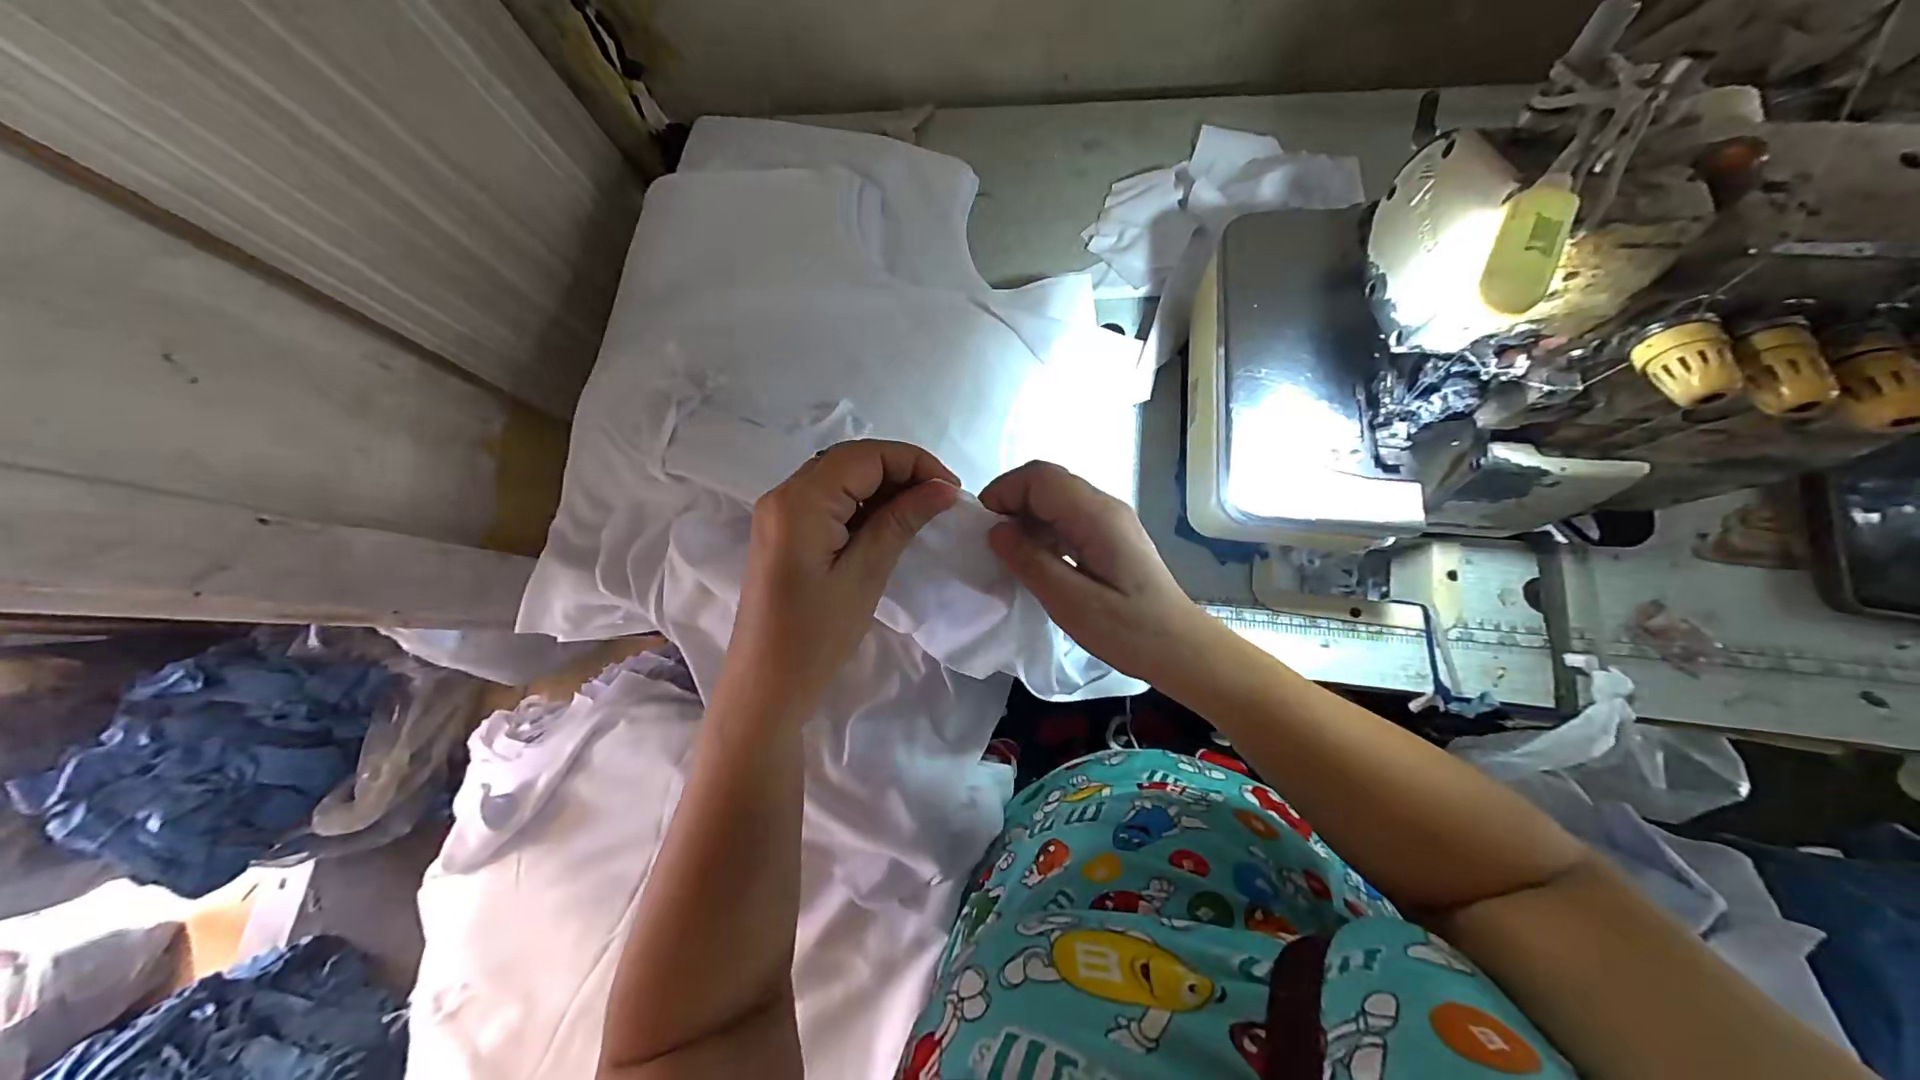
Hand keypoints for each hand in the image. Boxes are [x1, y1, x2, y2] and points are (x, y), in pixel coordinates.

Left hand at [723, 440, 959, 712]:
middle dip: (899, 470)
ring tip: (921, 510)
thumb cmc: (815, 636)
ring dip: (882, 486)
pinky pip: (826, 501)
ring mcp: (778, 514)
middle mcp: (783, 495)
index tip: (950, 488)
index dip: (913, 462)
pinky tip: (888, 522)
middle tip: (939, 498)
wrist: (766, 686)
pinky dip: (861, 504)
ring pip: (839, 478)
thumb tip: (941, 487)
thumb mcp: (864, 575)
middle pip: (849, 460)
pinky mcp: (783, 533)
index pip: (864, 456)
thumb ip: (900, 522)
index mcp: (799, 501)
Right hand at [981, 460, 1217, 683]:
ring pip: (1055, 500)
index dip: (1004, 491)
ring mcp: (1109, 521)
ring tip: (1009, 557)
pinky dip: (1043, 532)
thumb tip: (996, 531)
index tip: (982, 527)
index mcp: (1097, 516)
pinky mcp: (1110, 537)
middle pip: (1047, 482)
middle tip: (991, 544)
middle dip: (1011, 503)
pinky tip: (1036, 563)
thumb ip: (1031, 562)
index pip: (1040, 477)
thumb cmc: (1130, 631)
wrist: (1181, 648)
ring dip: (1026, 519)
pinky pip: (1067, 519)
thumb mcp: (1072, 603)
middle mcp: (1104, 507)